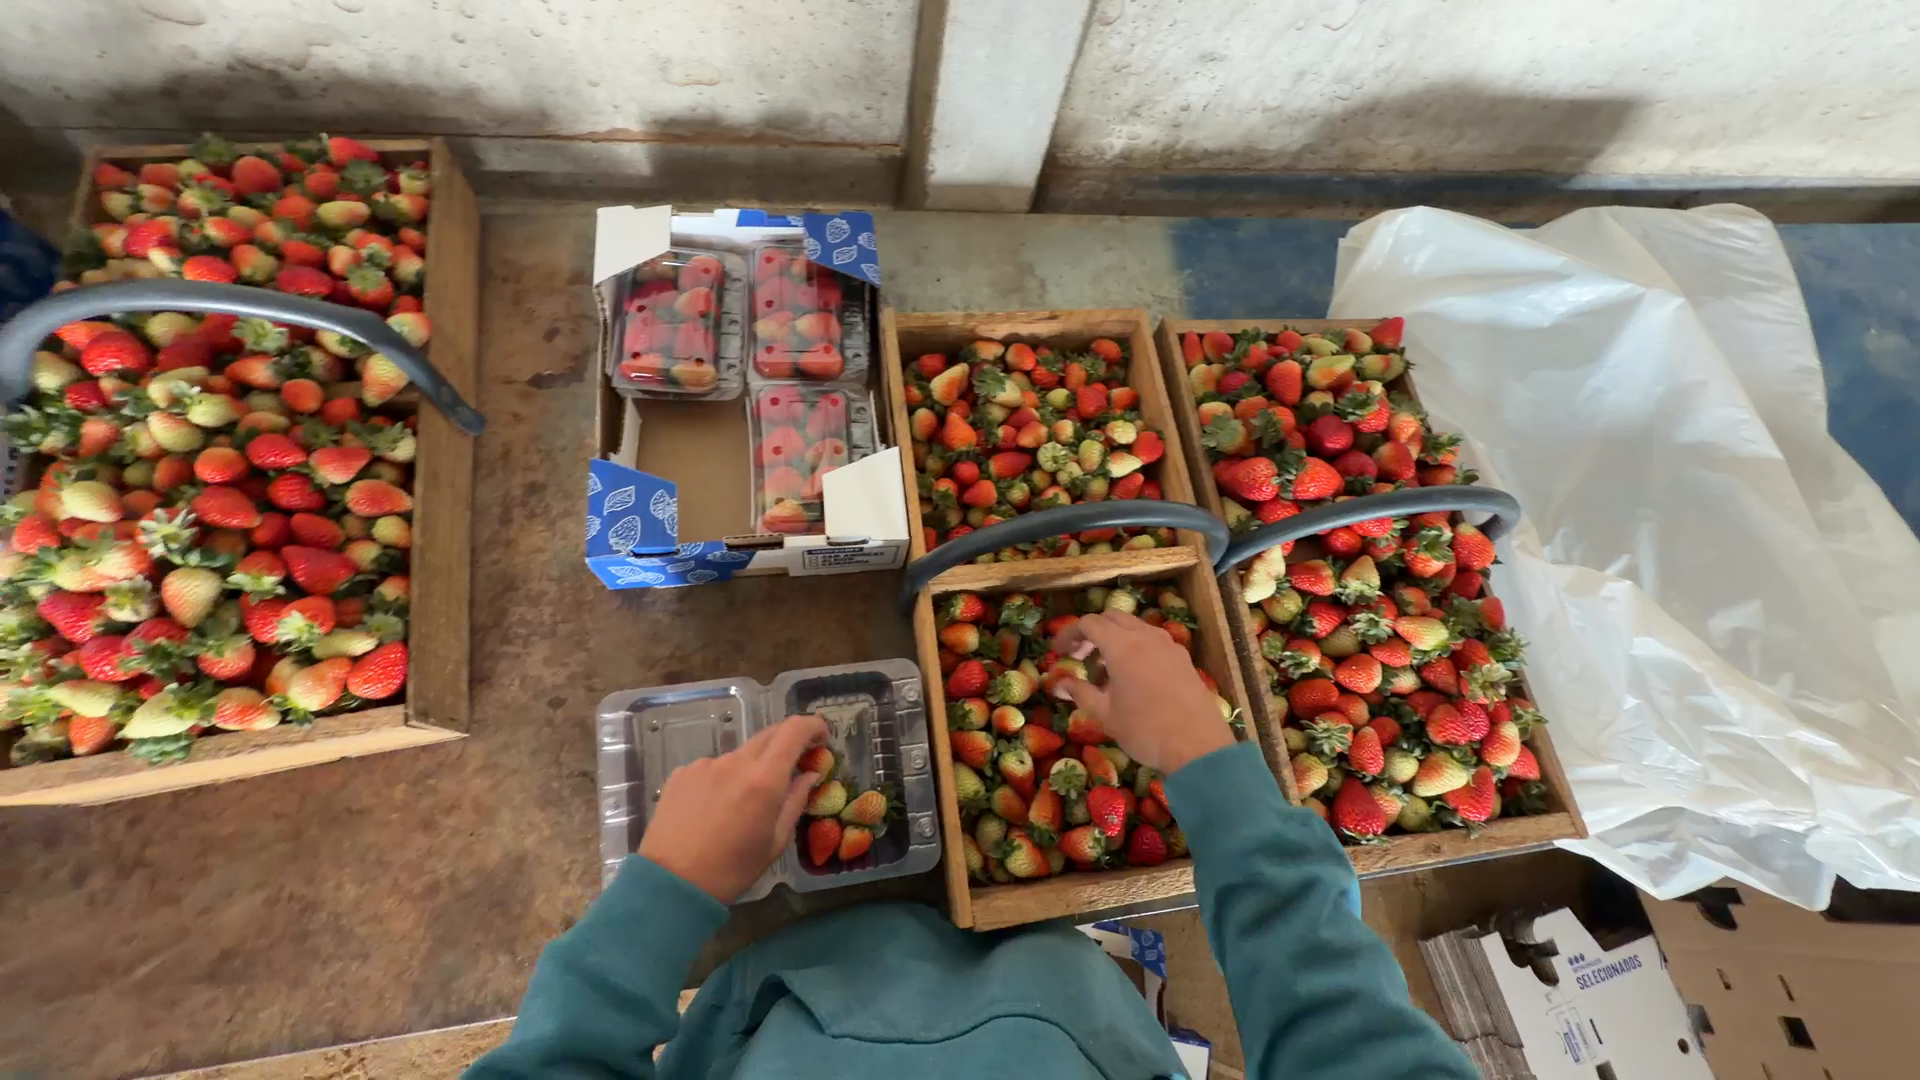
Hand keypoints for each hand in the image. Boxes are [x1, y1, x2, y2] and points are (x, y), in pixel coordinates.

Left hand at [638, 713, 827, 902]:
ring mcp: (705, 765)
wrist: (670, 887)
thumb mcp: (775, 841)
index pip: (795, 730)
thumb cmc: (732, 870)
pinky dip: (724, 779)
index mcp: (764, 778)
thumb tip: (809, 774)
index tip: (822, 738)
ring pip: (740, 754)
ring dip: (752, 767)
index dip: (813, 726)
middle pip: (770, 734)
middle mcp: (734, 761)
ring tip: (742, 803)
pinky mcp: (681, 773)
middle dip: (787, 744)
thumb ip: (796, 801)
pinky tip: (714, 808)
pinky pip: (713, 767)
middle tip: (793, 766)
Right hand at [1051, 611, 1232, 775]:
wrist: (1199, 748)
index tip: (1058, 652)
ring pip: (1135, 627)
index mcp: (1123, 646)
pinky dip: (1136, 647)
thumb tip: (1060, 683)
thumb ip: (1081, 693)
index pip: (1089, 623)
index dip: (1069, 634)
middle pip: (1112, 618)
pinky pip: (1153, 641)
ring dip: (1115, 638)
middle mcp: (1146, 637)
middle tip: (1080, 656)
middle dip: (1092, 632)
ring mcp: (1169, 645)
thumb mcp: (1105, 715)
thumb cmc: (1145, 731)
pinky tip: (1134, 676)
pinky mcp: (1184, 658)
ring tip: (1106, 670)